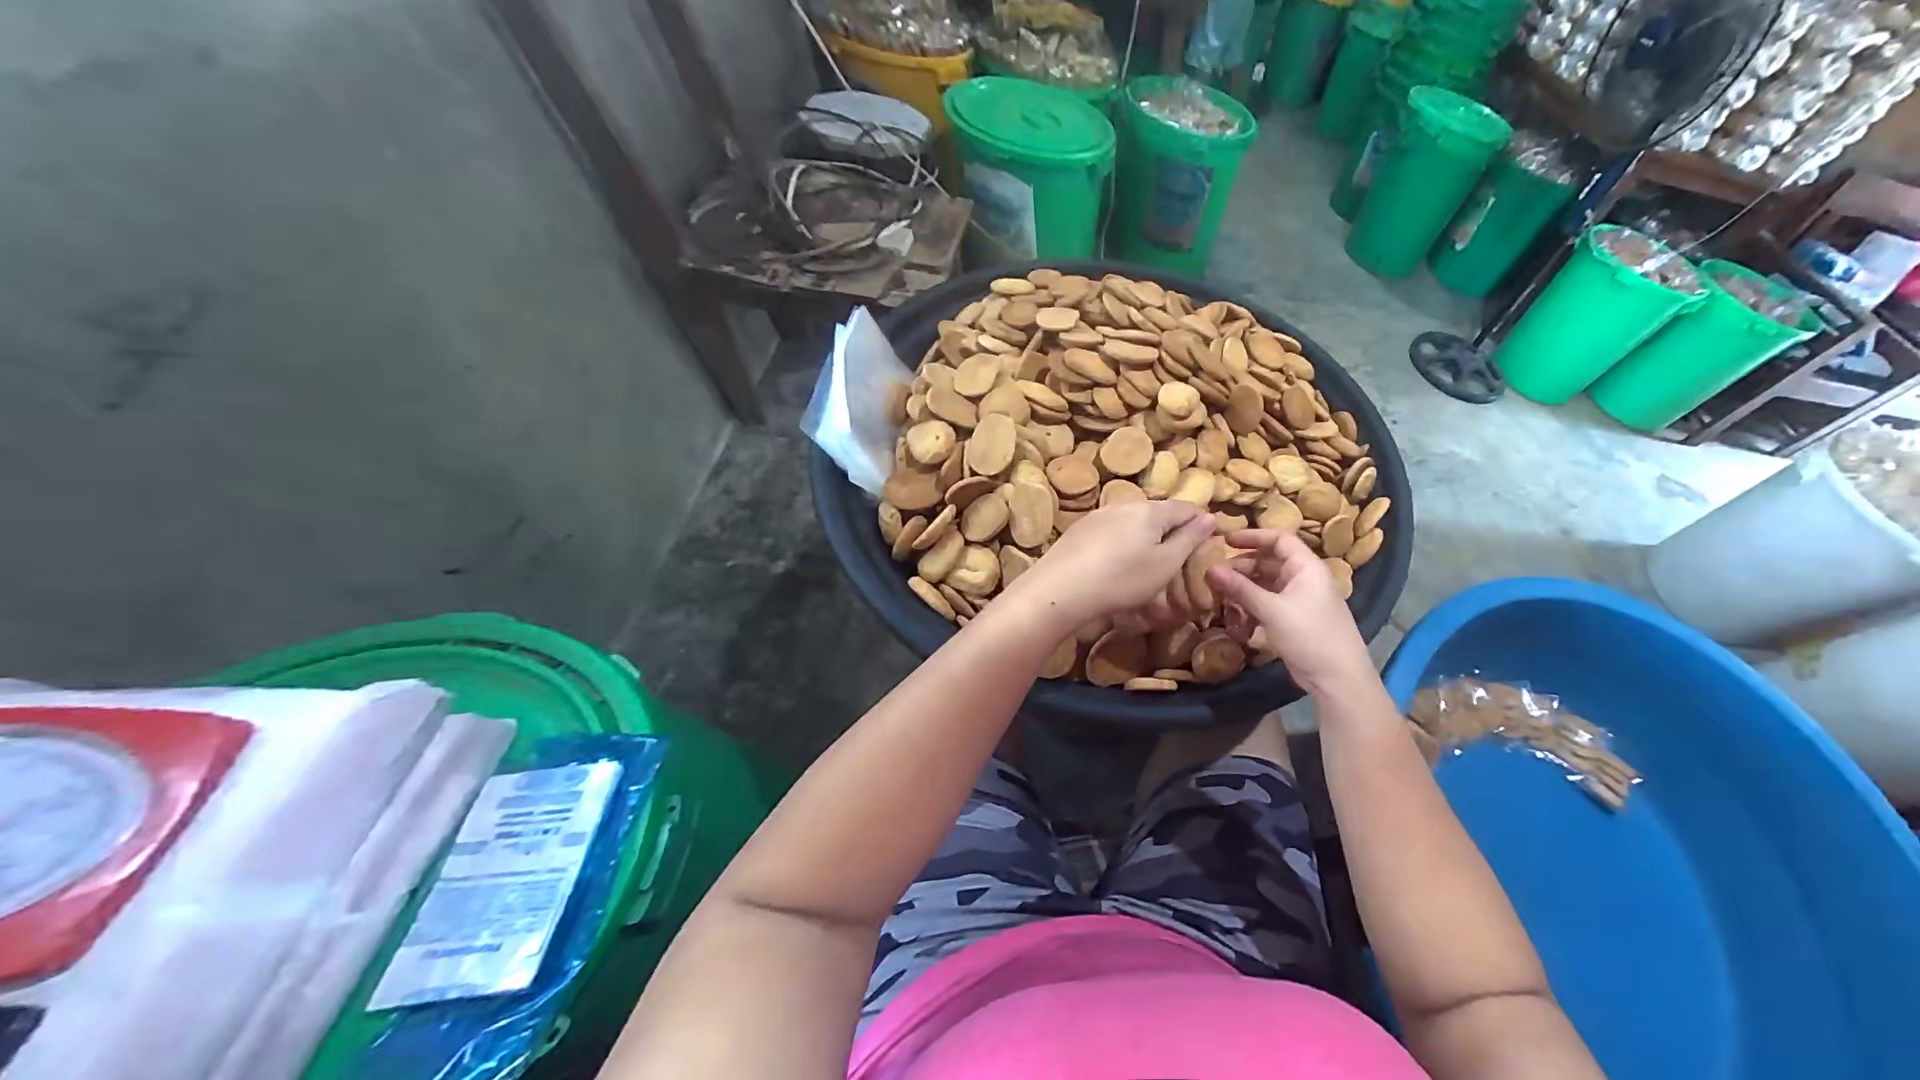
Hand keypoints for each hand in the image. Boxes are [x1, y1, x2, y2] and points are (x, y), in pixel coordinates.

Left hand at [1003, 501, 1214, 633]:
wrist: (1060, 589)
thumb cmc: (1122, 579)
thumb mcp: (1165, 564)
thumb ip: (1189, 539)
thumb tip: (1209, 517)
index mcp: (1150, 510)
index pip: (1187, 508)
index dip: (1203, 523)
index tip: (1212, 542)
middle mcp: (1123, 505)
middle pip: (1157, 513)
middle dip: (1172, 531)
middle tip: (1180, 558)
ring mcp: (1097, 516)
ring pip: (1132, 522)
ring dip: (1145, 538)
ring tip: (1148, 563)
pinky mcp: (1078, 531)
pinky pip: (1110, 532)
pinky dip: (1121, 544)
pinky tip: (1116, 565)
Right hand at [1206, 528, 1373, 695]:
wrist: (1338, 678)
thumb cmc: (1309, 635)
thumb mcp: (1271, 610)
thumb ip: (1240, 588)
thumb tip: (1210, 568)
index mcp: (1306, 568)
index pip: (1279, 539)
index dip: (1252, 536)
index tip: (1225, 540)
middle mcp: (1304, 579)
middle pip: (1269, 562)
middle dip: (1241, 568)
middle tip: (1215, 575)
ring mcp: (1299, 600)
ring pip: (1265, 585)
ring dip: (1243, 590)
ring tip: (1220, 598)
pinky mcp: (1293, 619)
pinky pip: (1267, 604)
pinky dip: (1251, 608)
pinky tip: (1236, 621)